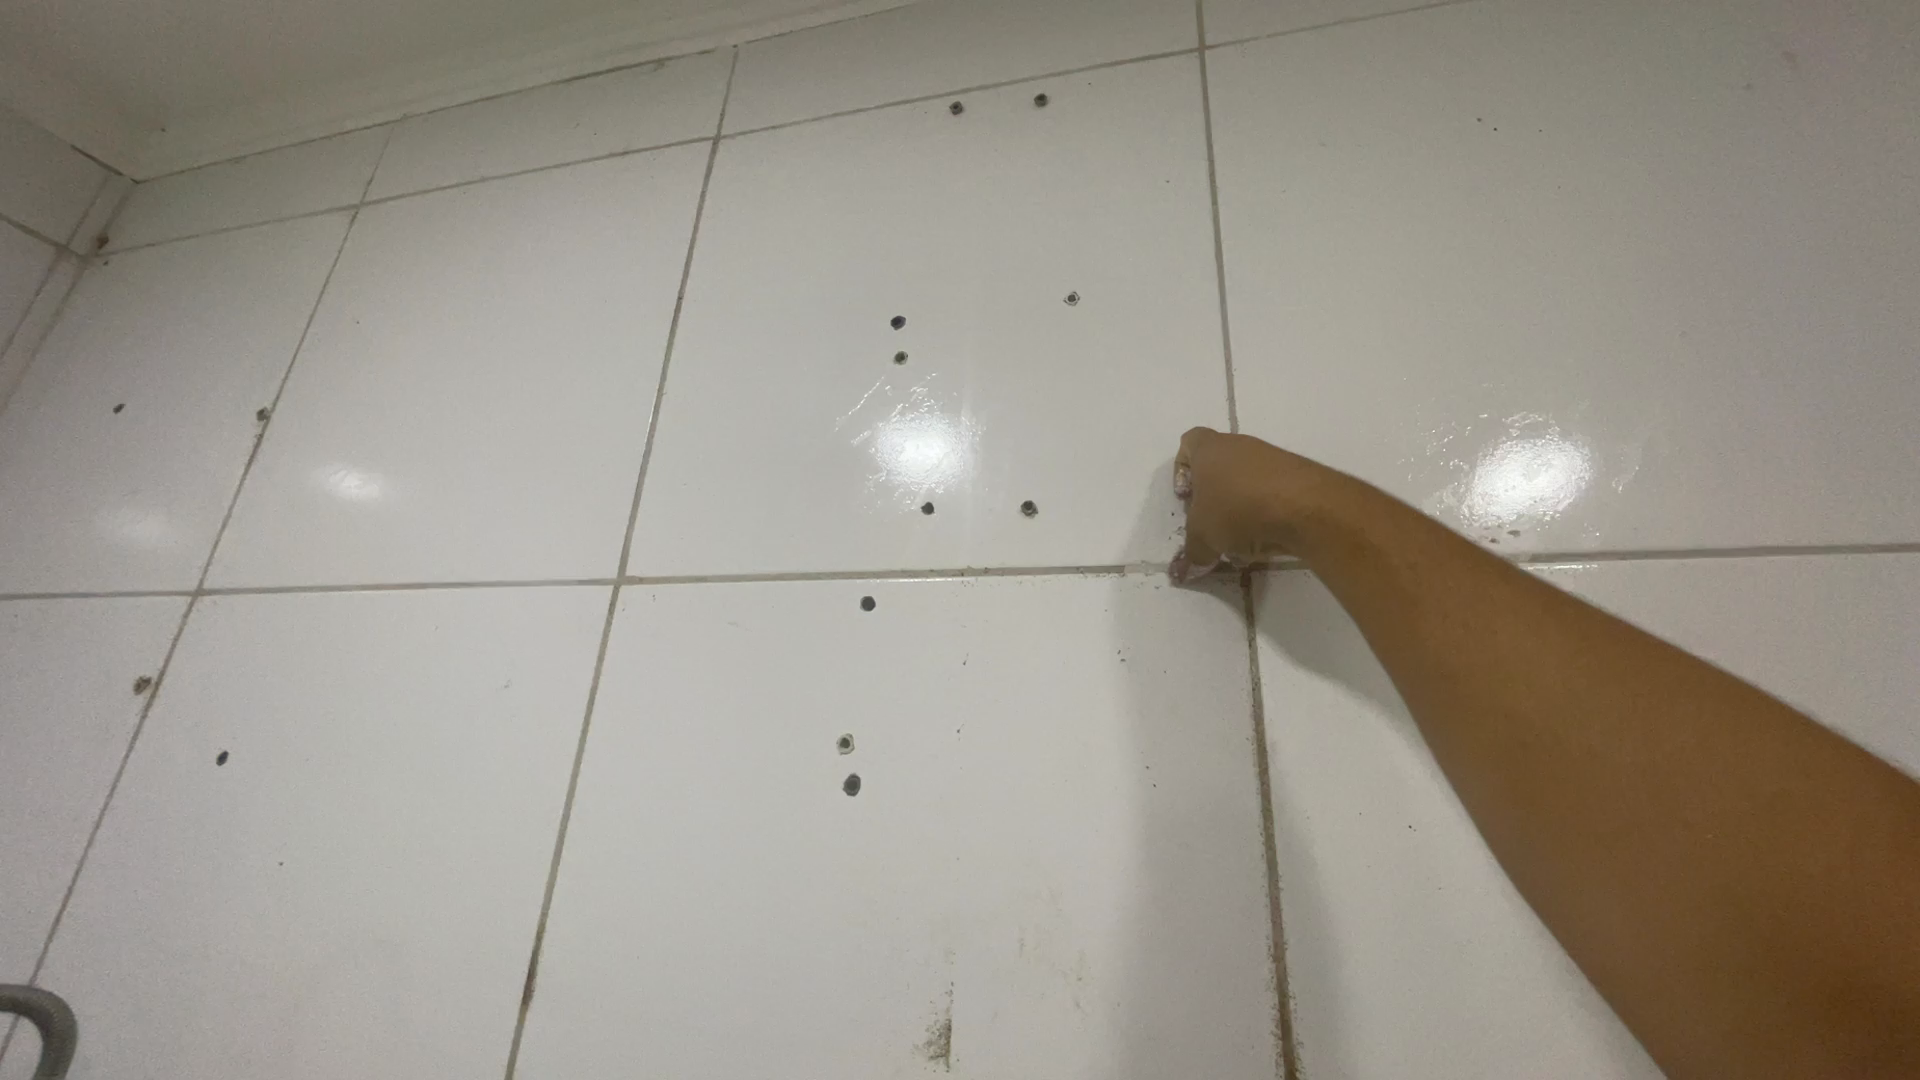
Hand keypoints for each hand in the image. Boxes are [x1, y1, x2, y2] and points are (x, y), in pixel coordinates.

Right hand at [1171, 427, 1330, 581]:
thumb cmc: (1237, 510)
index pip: (1189, 443)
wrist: (1306, 507)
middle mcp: (1241, 447)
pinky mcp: (1300, 477)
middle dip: (1213, 498)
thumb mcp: (1203, 538)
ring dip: (1241, 510)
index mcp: (1210, 450)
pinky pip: (1274, 494)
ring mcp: (1274, 459)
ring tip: (1241, 540)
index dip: (1182, 470)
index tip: (1186, 497)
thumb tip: (1185, 570)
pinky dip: (1267, 515)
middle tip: (1212, 525)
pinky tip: (1267, 539)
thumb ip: (1192, 553)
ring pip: (1248, 483)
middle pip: (1220, 468)